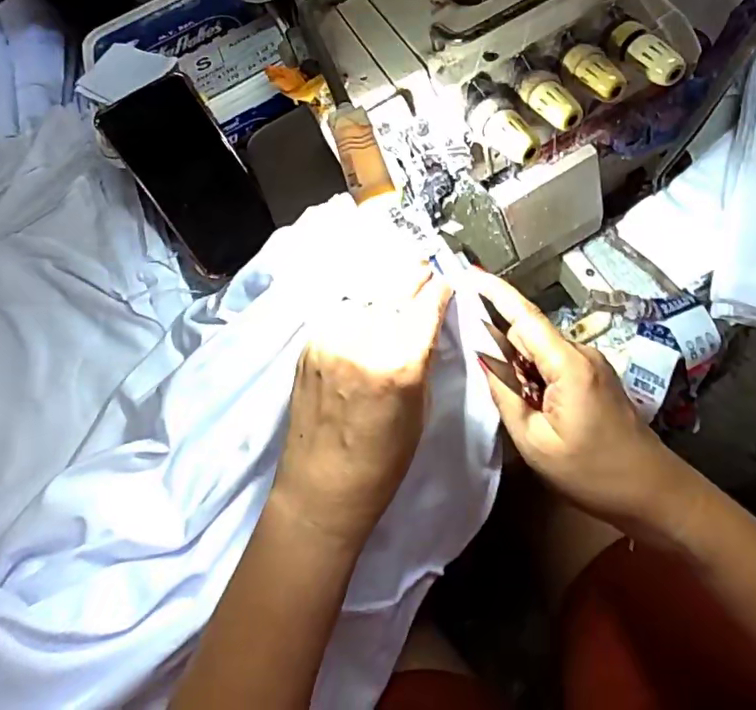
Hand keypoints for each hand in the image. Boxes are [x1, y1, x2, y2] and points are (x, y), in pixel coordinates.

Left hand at [269, 262, 452, 548]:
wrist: (320, 488)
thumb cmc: (383, 461)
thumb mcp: (420, 407)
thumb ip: (423, 357)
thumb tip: (429, 319)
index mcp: (399, 364)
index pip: (425, 305)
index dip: (439, 289)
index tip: (446, 282)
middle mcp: (363, 342)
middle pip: (394, 289)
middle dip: (413, 275)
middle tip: (424, 267)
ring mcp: (330, 339)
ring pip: (365, 292)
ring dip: (385, 285)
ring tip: (398, 278)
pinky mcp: (309, 343)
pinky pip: (341, 308)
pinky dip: (359, 299)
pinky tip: (369, 299)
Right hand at [459, 268, 696, 540]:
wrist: (654, 493)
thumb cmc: (595, 474)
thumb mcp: (536, 442)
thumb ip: (506, 394)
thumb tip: (483, 357)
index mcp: (568, 363)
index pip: (524, 316)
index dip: (494, 293)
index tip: (469, 274)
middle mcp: (581, 352)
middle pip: (528, 333)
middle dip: (504, 352)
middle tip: (498, 391)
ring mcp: (591, 362)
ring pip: (539, 350)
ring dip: (522, 370)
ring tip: (528, 415)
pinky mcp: (594, 375)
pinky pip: (554, 363)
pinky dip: (538, 378)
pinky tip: (541, 412)